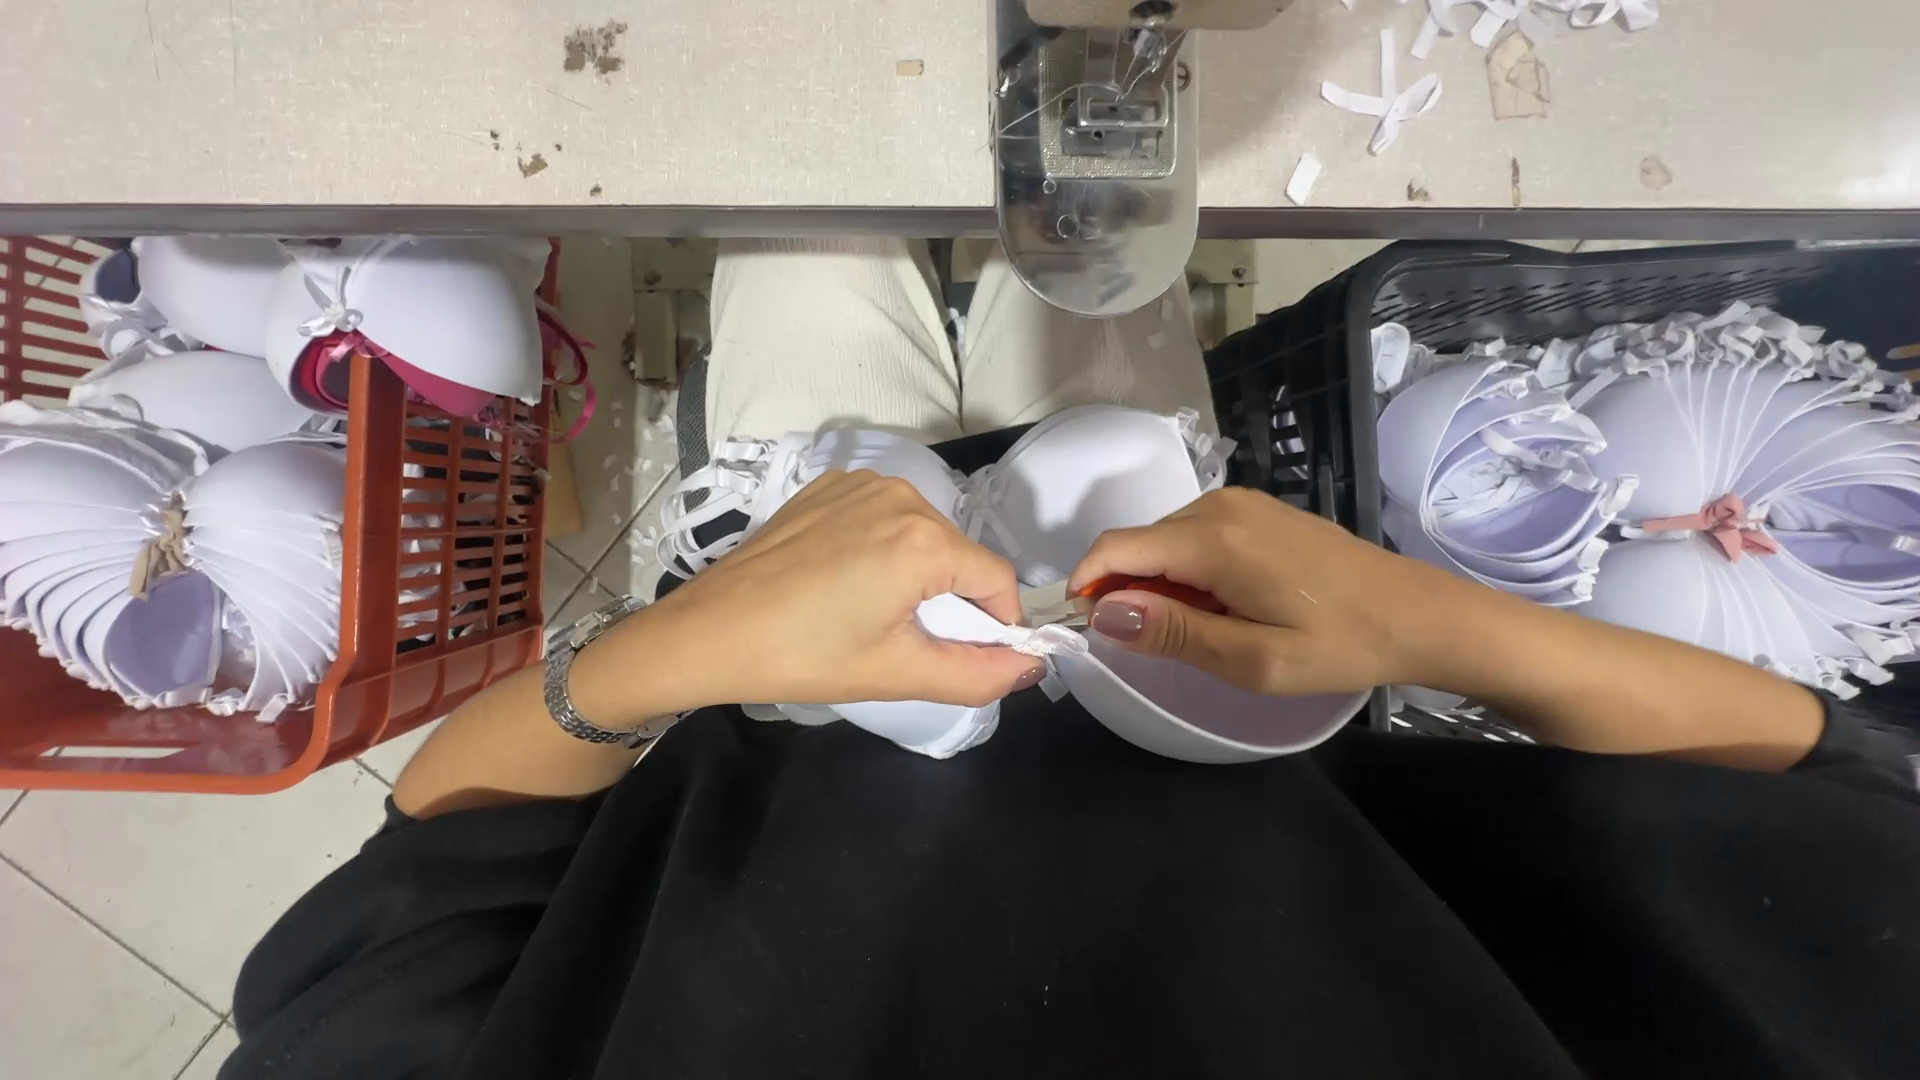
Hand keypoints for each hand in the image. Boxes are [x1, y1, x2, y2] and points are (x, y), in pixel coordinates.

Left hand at [606, 471, 1046, 714]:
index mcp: (923, 539)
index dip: (996, 625)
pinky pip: (884, 517)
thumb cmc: (804, 656)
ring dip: (917, 573)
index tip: (964, 655)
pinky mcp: (829, 486)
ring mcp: (860, 483)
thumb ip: (978, 674)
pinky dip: (882, 547)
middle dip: (952, 600)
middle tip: (905, 639)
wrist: (709, 631)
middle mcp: (900, 495)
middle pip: (960, 555)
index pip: (998, 579)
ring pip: (923, 534)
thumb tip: (1030, 664)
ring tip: (869, 610)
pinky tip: (844, 578)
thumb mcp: (898, 673)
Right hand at [1068, 487, 1480, 695]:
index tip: (1084, 626)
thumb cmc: (1342, 645)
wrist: (1421, 615)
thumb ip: (1173, 632)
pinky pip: (1195, 536)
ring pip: (1165, 541)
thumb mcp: (1253, 659)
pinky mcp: (1257, 511)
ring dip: (1161, 585)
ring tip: (1206, 628)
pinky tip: (1227, 604)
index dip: (1087, 584)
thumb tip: (1103, 614)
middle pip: (1139, 545)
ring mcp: (1241, 504)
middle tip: (1162, 645)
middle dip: (1128, 592)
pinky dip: (1188, 571)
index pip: (1116, 548)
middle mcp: (1219, 506)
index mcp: (1213, 539)